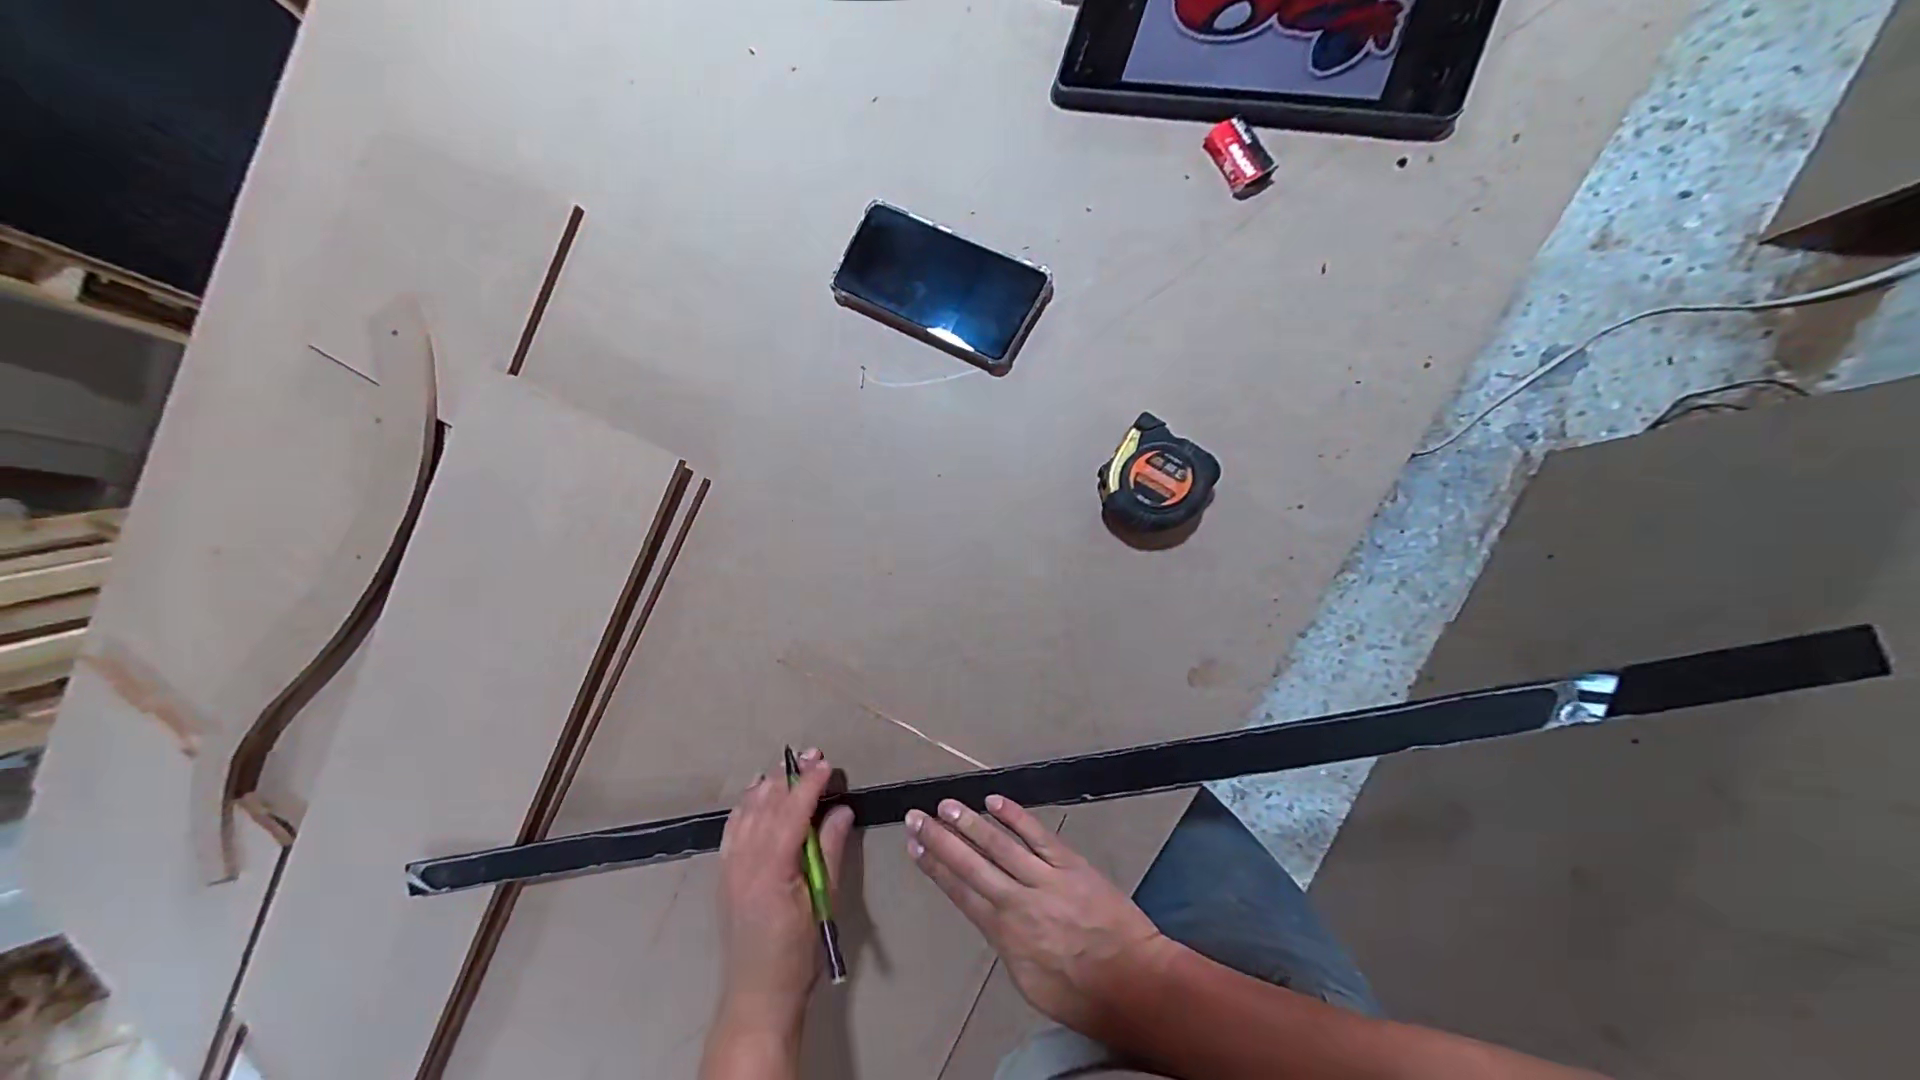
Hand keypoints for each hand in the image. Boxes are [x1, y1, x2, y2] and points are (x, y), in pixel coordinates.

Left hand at [713, 749, 852, 1034]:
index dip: (809, 783)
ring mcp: (729, 866)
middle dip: (790, 777)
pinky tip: (758, 794)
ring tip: (790, 768)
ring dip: (769, 786)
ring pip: (747, 811)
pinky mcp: (723, 873)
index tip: (826, 764)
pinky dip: (747, 805)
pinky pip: (733, 827)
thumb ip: (830, 851)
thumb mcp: (822, 902)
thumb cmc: (797, 953)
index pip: (792, 811)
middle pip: (767, 805)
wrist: (757, 994)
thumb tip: (841, 810)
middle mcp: (744, 860)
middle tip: (813, 756)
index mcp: (771, 868)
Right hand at [905, 795, 1176, 1039]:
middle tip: (916, 817)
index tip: (915, 847)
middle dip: (940, 839)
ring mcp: (1045, 879)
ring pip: (999, 844)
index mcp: (1005, 934)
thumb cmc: (1082, 994)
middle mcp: (1018, 902)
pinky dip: (1016, 817)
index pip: (960, 892)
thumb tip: (994, 919)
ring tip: (946, 805)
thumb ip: (1007, 944)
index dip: (935, 867)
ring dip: (970, 823)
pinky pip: (1038, 836)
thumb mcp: (1029, 982)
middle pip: (970, 863)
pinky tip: (995, 801)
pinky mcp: (1071, 865)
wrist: (1134, 982)